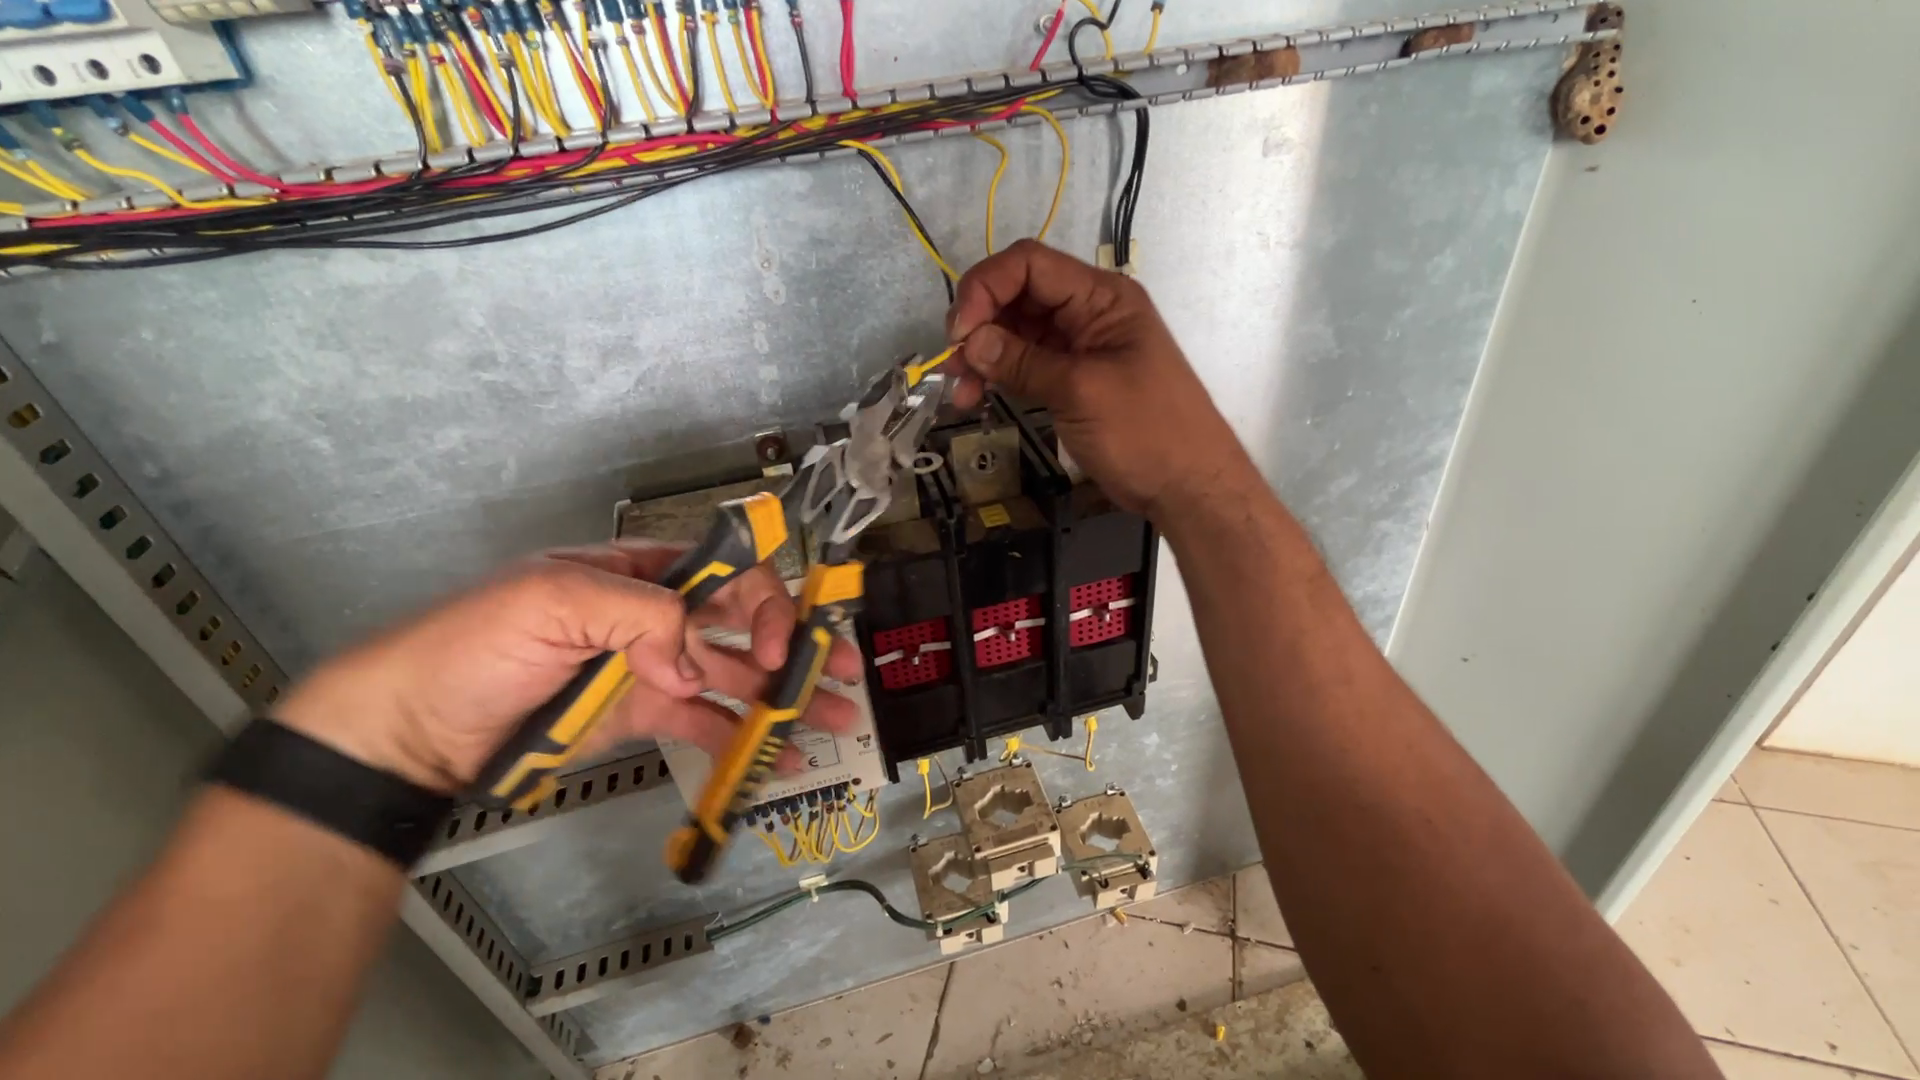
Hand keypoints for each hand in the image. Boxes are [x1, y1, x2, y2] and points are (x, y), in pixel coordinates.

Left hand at [273, 542, 862, 793]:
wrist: (406, 732)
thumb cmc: (472, 647)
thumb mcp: (550, 603)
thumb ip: (638, 615)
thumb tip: (694, 667)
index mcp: (636, 573)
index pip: (723, 574)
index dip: (765, 602)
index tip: (781, 646)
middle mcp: (651, 617)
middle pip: (741, 625)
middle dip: (796, 647)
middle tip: (842, 674)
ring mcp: (648, 670)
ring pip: (731, 678)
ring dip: (781, 698)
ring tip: (831, 721)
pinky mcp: (638, 717)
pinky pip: (702, 722)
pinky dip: (740, 737)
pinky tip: (775, 756)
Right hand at [945, 239, 1258, 519]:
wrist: (1187, 486)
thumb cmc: (1146, 431)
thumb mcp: (1081, 391)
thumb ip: (1023, 362)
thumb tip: (970, 342)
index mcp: (1101, 297)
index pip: (1030, 265)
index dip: (986, 288)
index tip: (959, 332)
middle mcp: (1088, 312)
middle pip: (1019, 295)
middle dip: (980, 323)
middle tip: (953, 365)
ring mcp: (1080, 346)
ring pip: (1017, 332)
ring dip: (983, 354)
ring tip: (962, 392)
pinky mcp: (1072, 378)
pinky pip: (1026, 363)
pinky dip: (999, 375)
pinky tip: (977, 397)